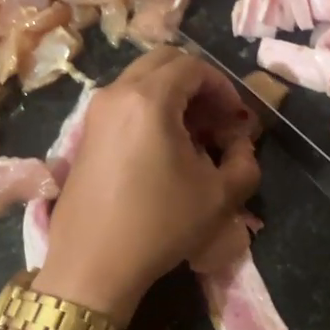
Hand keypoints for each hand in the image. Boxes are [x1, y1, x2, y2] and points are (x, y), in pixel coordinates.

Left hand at [35, 48, 259, 323]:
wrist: (91, 266)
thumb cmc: (158, 225)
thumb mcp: (218, 197)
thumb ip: (244, 162)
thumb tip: (241, 145)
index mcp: (149, 98)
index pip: (193, 66)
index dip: (223, 87)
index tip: (237, 118)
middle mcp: (118, 93)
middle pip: (164, 62)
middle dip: (197, 83)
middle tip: (217, 119)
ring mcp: (96, 112)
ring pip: (142, 79)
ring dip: (173, 95)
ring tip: (194, 136)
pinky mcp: (86, 133)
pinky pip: (125, 101)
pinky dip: (150, 108)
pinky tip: (164, 149)